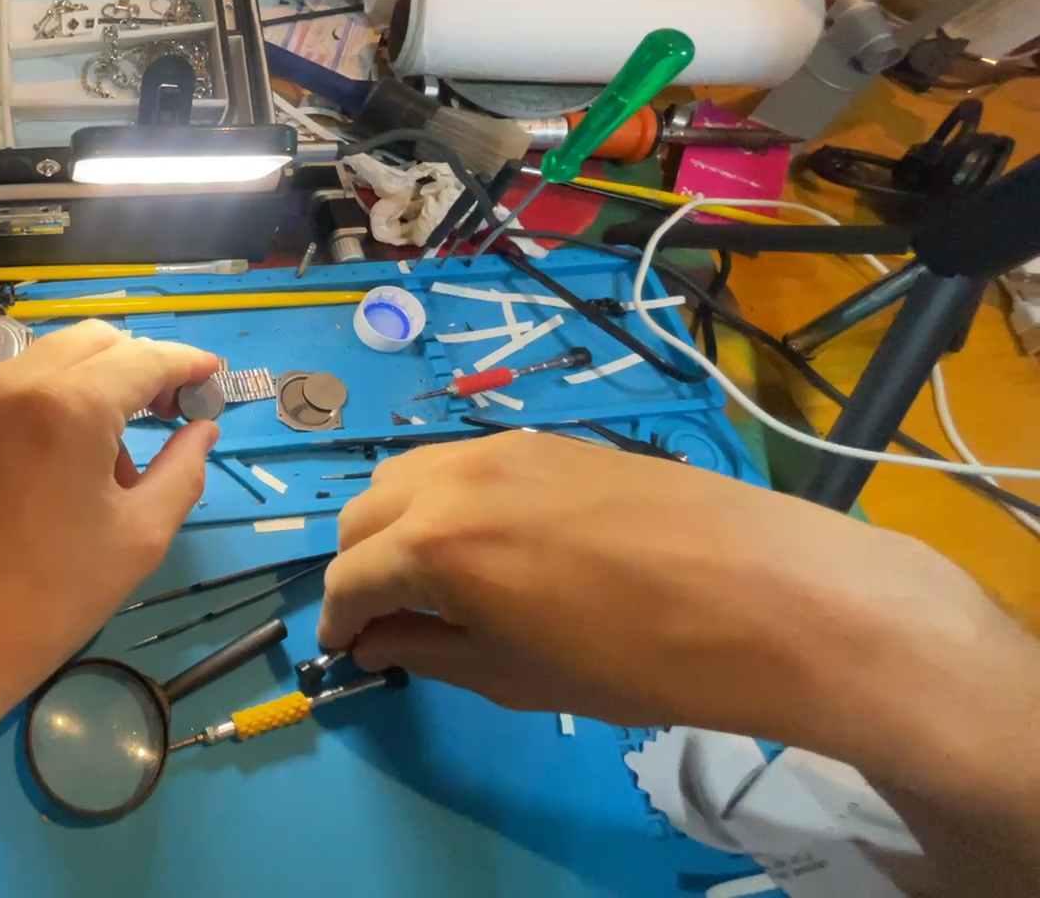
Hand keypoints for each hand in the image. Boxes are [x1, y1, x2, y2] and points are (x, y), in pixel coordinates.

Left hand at [0, 319, 220, 720]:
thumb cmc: (42, 603)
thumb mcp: (136, 540)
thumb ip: (182, 471)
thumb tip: (201, 429)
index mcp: (65, 406)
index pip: (142, 358)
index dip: (185, 362)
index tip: (208, 377)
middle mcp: (8, 383)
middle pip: (92, 341)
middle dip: (137, 364)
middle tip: (164, 410)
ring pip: (43, 361)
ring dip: (87, 385)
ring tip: (100, 459)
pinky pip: (0, 392)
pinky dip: (37, 406)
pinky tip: (42, 467)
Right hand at [317, 432, 1038, 777]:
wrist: (774, 596)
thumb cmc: (636, 658)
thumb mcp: (512, 673)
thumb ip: (422, 652)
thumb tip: (372, 642)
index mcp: (430, 547)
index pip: (348, 580)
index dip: (336, 619)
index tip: (343, 646)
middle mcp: (442, 483)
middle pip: (358, 519)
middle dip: (356, 569)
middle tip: (386, 612)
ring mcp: (487, 449)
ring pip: (397, 478)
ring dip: (389, 524)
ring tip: (426, 566)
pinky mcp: (530, 438)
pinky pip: (450, 462)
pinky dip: (435, 497)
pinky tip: (479, 530)